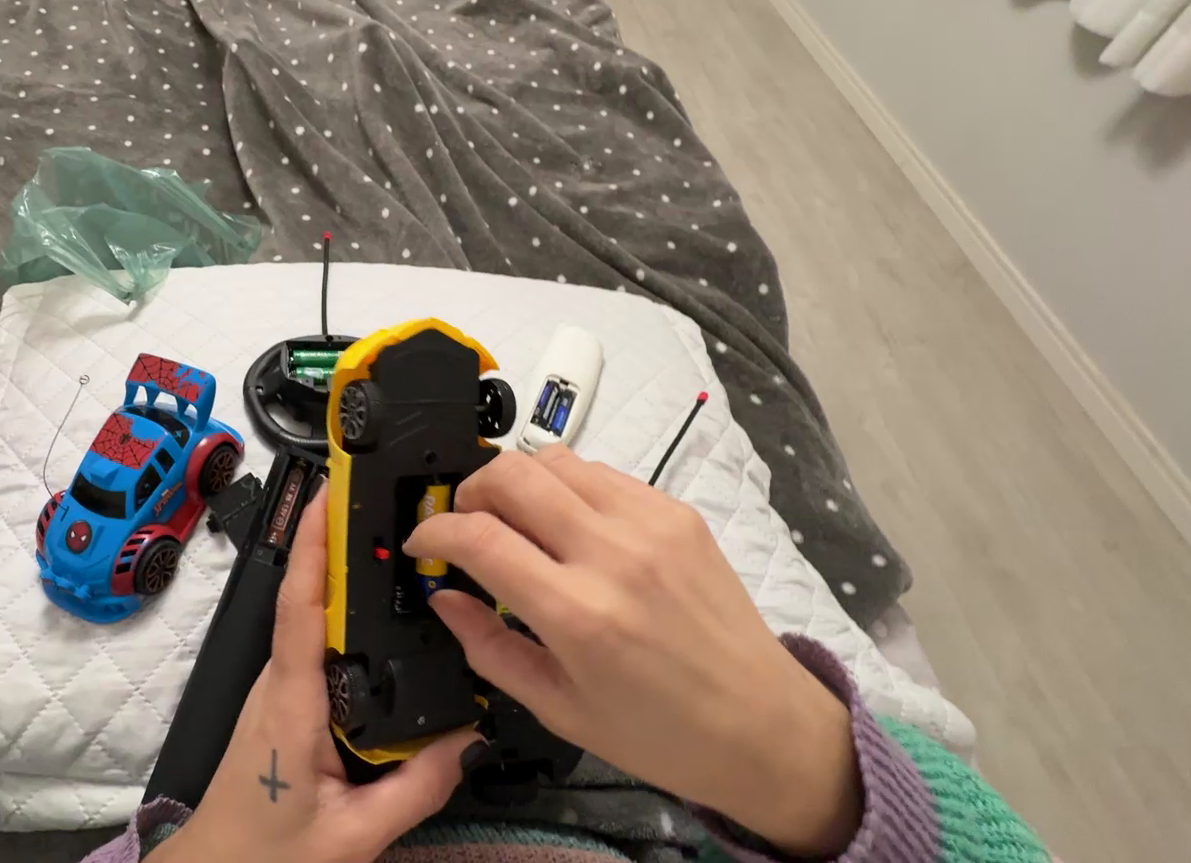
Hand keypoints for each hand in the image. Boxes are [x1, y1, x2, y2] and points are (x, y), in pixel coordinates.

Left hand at [150, 489, 479, 862]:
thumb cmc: (269, 856)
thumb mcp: (354, 837)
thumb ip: (416, 789)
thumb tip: (471, 737)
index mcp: (293, 700)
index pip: (300, 606)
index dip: (313, 545)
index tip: (332, 496)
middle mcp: (282, 679)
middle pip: (310, 597)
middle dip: (340, 543)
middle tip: (388, 506)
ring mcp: (281, 685)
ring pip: (314, 619)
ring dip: (343, 575)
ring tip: (393, 546)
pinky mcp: (287, 696)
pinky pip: (318, 643)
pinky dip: (343, 612)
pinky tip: (380, 614)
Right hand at [404, 446, 861, 856]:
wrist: (766, 726)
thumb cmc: (657, 732)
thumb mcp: (557, 707)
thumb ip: (488, 646)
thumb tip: (443, 595)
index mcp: (578, 615)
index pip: (480, 537)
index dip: (435, 530)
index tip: (425, 542)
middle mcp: (612, 553)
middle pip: (511, 474)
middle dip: (469, 490)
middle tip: (466, 523)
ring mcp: (649, 522)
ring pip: (553, 458)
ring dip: (516, 481)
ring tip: (516, 519)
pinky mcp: (675, 510)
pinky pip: (598, 471)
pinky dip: (565, 487)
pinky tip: (569, 524)